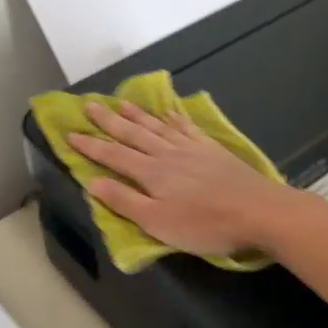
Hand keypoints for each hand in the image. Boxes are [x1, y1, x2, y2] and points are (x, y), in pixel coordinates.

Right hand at [67, 100, 299, 257]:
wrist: (257, 211)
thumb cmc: (204, 225)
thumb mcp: (158, 222)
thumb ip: (125, 201)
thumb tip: (93, 181)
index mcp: (151, 173)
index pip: (113, 156)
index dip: (90, 146)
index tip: (70, 134)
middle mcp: (167, 154)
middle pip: (132, 134)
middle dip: (108, 121)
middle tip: (88, 105)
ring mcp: (191, 148)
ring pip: (157, 126)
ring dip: (136, 115)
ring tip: (119, 103)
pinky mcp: (211, 149)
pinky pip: (185, 127)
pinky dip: (173, 118)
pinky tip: (168, 112)